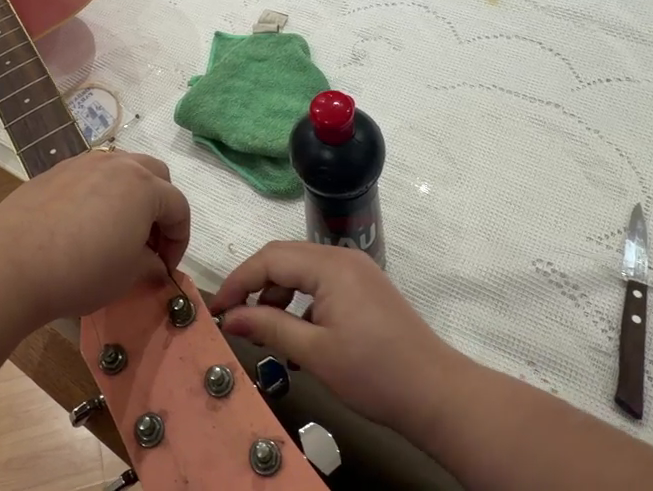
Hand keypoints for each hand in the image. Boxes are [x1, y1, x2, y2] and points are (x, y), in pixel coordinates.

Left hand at [0, 150, 190, 326]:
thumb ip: (150, 265)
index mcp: (144, 187)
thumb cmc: (81, 271)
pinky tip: (84, 225)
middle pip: (155, 175)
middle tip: (149, 243)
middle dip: (160, 207)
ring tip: (118, 230)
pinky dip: (100, 193)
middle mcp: (117, 164)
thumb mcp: (127, 276)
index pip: (179, 207)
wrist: (11, 262)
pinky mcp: (55, 171)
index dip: (180, 240)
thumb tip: (155, 264)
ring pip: (121, 169)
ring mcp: (83, 162)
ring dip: (131, 195)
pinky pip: (90, 175)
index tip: (167, 267)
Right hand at [209, 241, 461, 429]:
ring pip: (302, 271)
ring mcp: (358, 272)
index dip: (238, 281)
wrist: (437, 395)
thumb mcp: (314, 352)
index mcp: (330, 265)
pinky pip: (322, 284)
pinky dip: (301, 303)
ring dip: (278, 295)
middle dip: (255, 286)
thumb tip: (228, 316)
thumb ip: (268, 327)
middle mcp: (343, 258)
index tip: (216, 309)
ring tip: (265, 332)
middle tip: (234, 317)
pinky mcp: (366, 289)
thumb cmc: (374, 373)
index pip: (270, 258)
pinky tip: (298, 336)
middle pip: (285, 258)